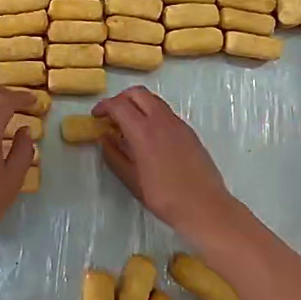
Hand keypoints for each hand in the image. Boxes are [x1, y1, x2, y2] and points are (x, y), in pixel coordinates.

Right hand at [92, 86, 240, 237]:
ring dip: (137, 105)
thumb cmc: (164, 197)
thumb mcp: (131, 179)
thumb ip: (114, 155)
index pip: (119, 105)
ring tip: (128, 125)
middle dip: (120, 99)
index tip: (96, 116)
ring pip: (153, 100)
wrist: (204, 206)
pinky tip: (148, 136)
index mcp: (144, 131)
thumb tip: (104, 138)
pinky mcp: (188, 131)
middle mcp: (162, 120)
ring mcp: (178, 124)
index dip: (104, 107)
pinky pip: (165, 112)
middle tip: (111, 116)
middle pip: (137, 93)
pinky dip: (151, 114)